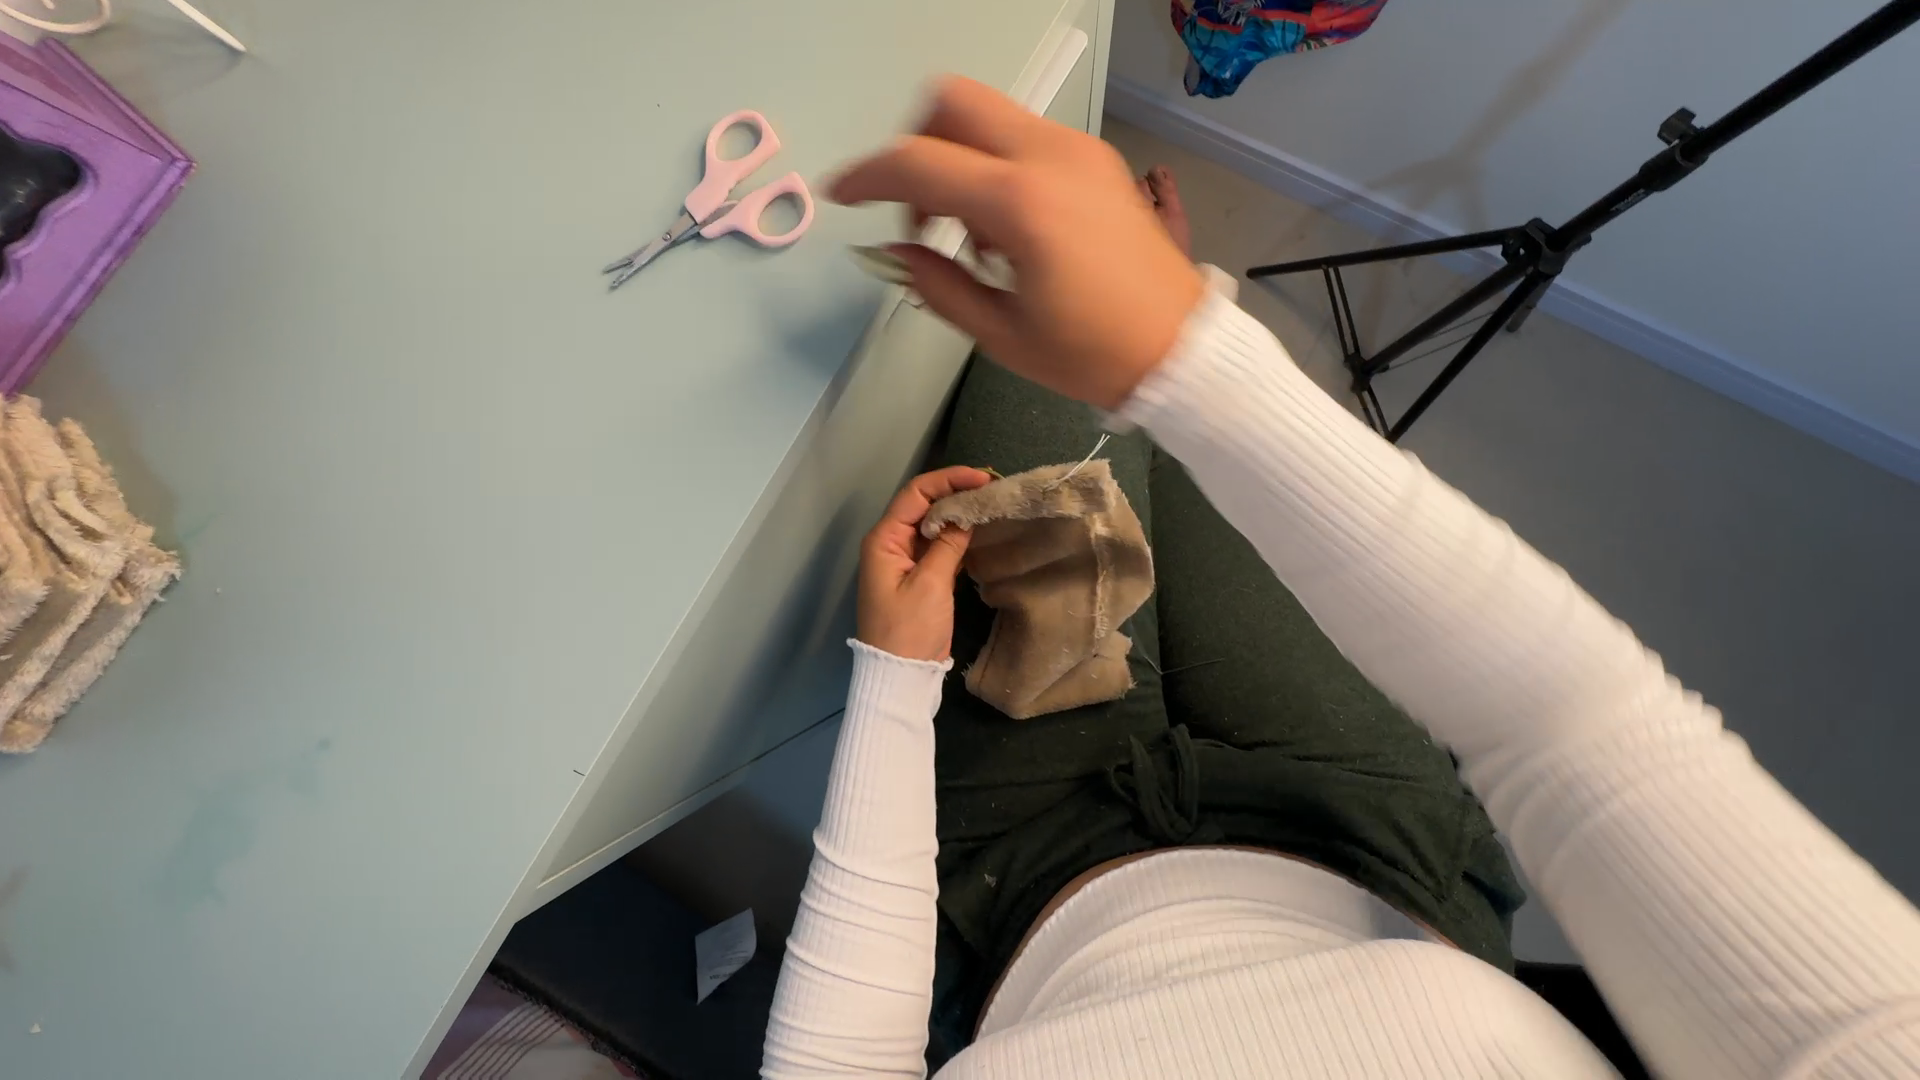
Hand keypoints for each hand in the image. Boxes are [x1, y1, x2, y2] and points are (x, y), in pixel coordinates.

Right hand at [830, 77, 1204, 410]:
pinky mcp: (1096, 161)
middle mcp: (1050, 157)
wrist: (1180, 348)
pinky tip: (1006, 229)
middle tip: (915, 211)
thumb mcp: (1002, 336)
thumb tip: (894, 254)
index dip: (867, 176)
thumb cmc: (1092, 355)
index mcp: (1022, 205)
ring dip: (957, 160)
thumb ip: (938, 285)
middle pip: (952, 102)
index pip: (919, 164)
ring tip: (970, 237)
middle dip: (914, 146)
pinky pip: (1025, 138)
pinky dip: (995, 167)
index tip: (842, 194)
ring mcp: (1078, 151)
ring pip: (990, 115)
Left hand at [858, 466, 991, 661]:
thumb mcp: (930, 584)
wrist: (900, 676)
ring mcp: (906, 561)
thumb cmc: (909, 630)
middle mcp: (892, 544)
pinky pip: (939, 546)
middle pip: (924, 505)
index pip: (915, 494)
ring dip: (959, 512)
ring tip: (991, 502)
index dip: (949, 480)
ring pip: (933, 524)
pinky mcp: (921, 578)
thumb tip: (966, 513)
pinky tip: (981, 529)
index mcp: (885, 540)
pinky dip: (958, 535)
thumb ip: (947, 544)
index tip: (983, 478)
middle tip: (993, 486)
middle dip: (956, 492)